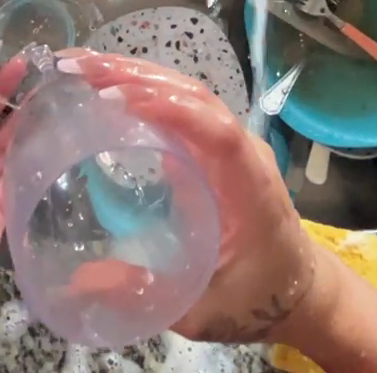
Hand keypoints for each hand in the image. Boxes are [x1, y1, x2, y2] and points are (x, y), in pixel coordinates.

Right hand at [55, 51, 320, 343]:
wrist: (297, 290)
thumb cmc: (254, 299)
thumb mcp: (201, 309)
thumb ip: (145, 294)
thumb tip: (78, 281)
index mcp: (248, 185)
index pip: (216, 131)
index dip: (171, 110)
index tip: (118, 100)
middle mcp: (241, 149)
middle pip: (193, 96)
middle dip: (135, 77)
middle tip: (78, 68)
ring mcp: (229, 139)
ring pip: (185, 92)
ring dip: (135, 74)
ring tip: (83, 67)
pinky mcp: (214, 141)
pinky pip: (182, 103)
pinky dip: (144, 88)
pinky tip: (107, 84)